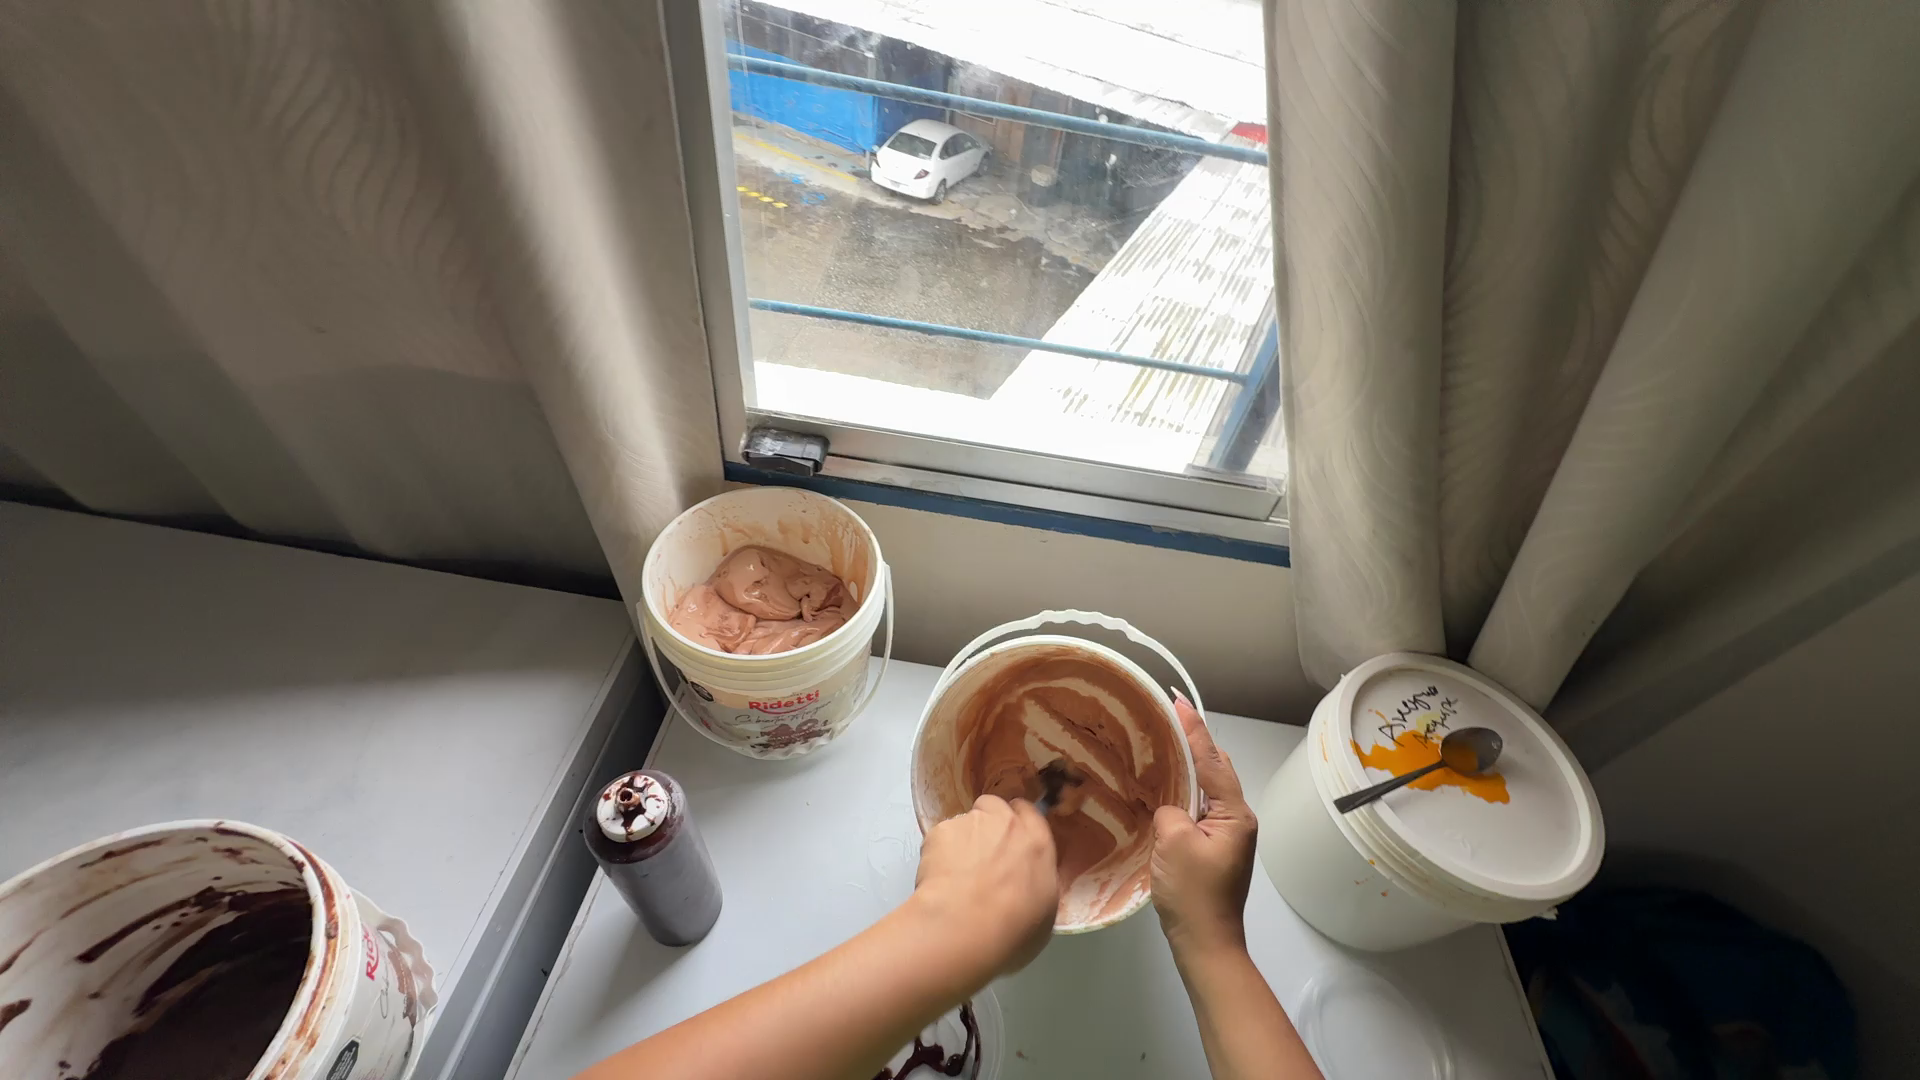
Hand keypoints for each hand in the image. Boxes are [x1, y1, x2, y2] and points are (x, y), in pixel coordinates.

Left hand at [911, 795, 1058, 982]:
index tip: (1011, 844)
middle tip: (983, 856)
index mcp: (1037, 841)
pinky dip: (938, 853)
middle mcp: (1005, 822)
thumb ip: (1036, 879)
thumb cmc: (1013, 930)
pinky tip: (937, 880)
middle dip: (989, 823)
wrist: (965, 928)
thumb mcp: (1044, 910)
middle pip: (995, 806)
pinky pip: (940, 837)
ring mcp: (970, 822)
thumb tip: (1026, 878)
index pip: (1029, 812)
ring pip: (965, 821)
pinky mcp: (940, 831)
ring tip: (955, 874)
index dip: (1018, 824)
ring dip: (963, 840)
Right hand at [1151, 693, 1256, 955]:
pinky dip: (1185, 788)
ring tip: (1164, 743)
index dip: (1194, 729)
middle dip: (1195, 742)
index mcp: (1234, 814)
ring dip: (1189, 765)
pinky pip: (1201, 805)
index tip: (1178, 700)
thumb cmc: (1192, 892)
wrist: (1206, 944)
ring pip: (1209, 786)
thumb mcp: (1173, 842)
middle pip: (1216, 768)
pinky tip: (1166, 785)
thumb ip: (1170, 809)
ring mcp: (1228, 834)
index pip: (1211, 760)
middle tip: (1167, 718)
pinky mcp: (1215, 846)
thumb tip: (1170, 806)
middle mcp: (1238, 818)